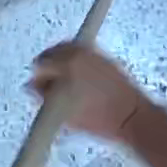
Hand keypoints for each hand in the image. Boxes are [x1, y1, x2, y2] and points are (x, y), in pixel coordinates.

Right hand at [27, 43, 154, 141]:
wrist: (132, 117)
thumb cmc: (102, 117)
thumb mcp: (62, 111)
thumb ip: (43, 95)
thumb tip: (34, 88)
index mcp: (67, 61)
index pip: (41, 62)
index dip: (37, 77)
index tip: (39, 87)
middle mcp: (80, 51)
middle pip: (53, 51)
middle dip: (49, 66)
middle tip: (49, 84)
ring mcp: (94, 52)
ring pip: (68, 50)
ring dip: (62, 62)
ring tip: (64, 82)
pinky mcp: (105, 56)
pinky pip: (82, 53)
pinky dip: (76, 62)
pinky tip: (79, 79)